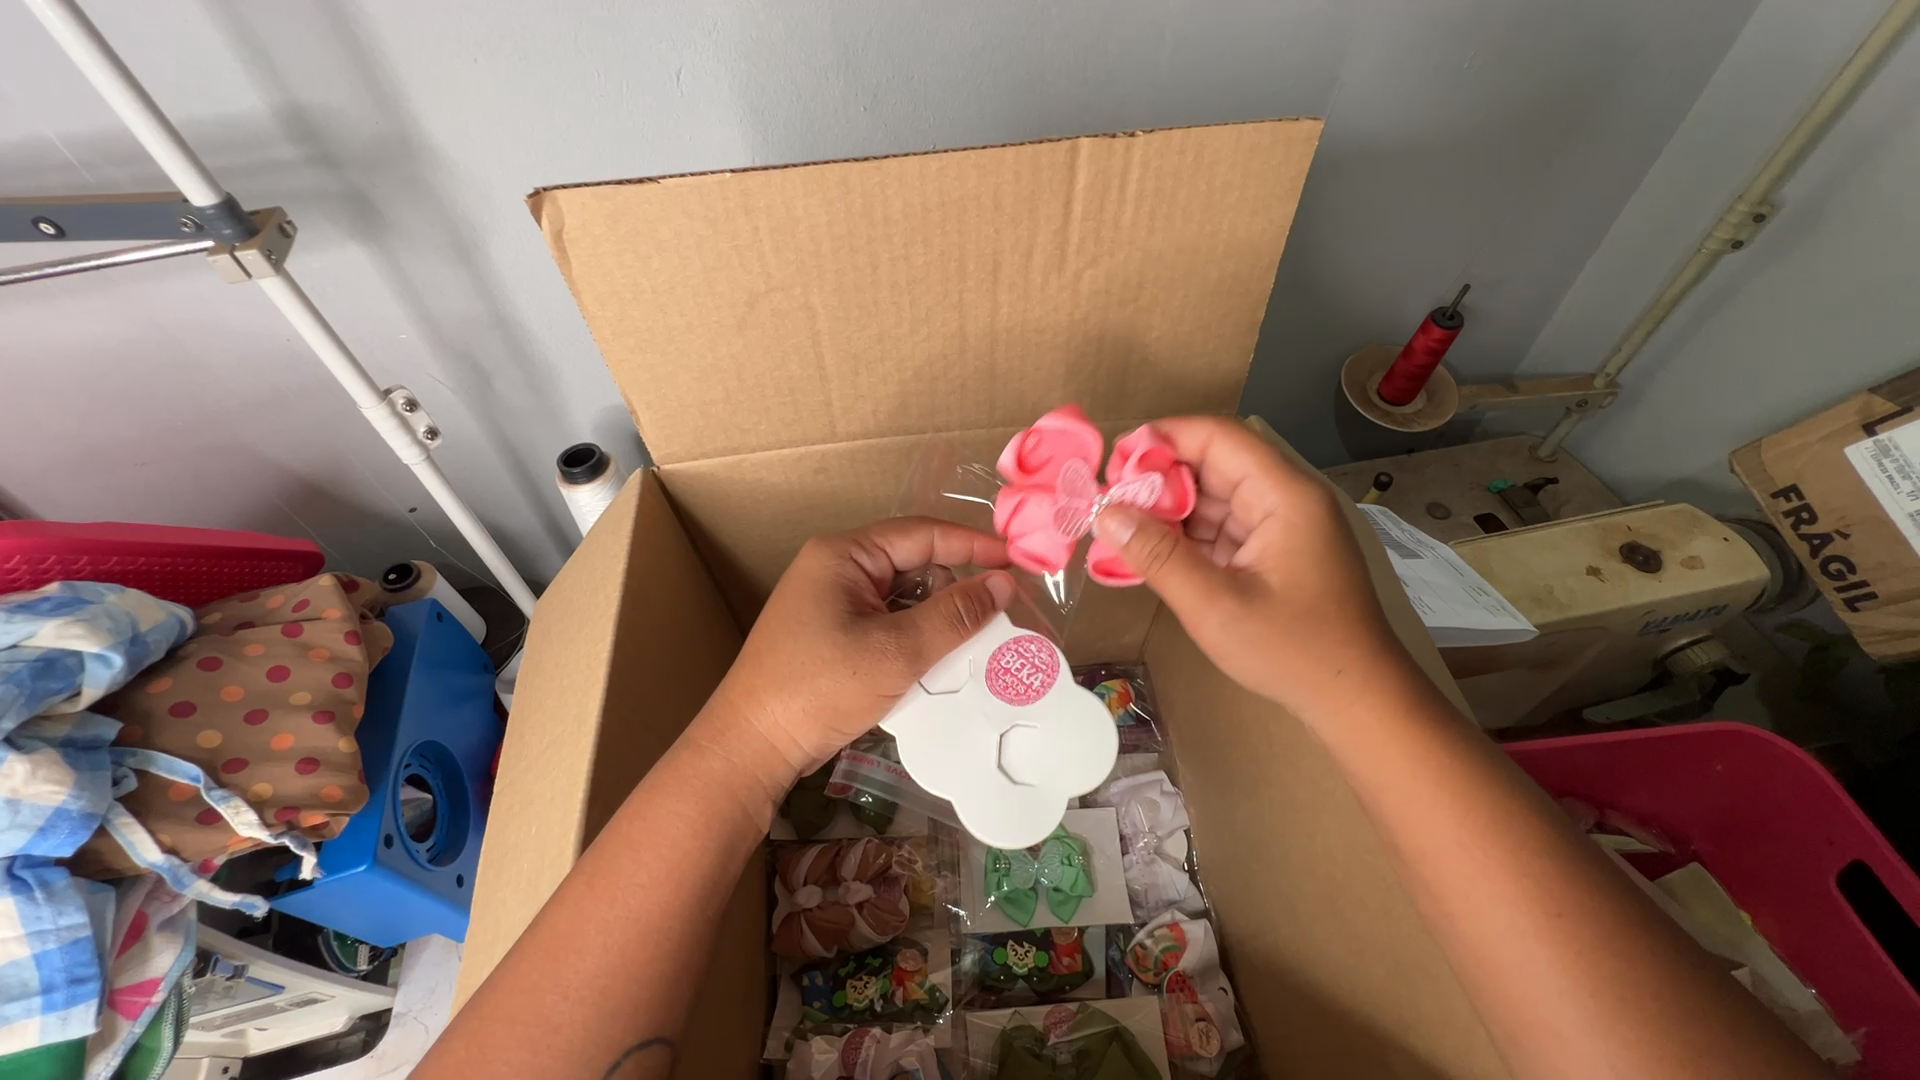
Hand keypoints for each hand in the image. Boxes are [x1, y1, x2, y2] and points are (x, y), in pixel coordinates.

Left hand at [702, 517, 1015, 794]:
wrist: (751, 747)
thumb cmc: (819, 689)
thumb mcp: (896, 651)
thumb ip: (954, 615)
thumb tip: (1004, 583)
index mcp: (843, 555)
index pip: (921, 534)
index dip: (973, 545)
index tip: (1018, 562)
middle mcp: (835, 568)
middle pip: (913, 563)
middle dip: (954, 587)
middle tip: (997, 615)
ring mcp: (831, 602)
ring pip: (902, 597)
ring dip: (936, 618)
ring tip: (972, 644)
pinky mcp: (831, 634)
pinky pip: (886, 622)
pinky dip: (914, 637)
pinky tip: (938, 662)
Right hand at [1092, 416, 1409, 717]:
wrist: (1355, 698)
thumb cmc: (1292, 650)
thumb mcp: (1213, 604)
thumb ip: (1156, 555)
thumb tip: (1105, 513)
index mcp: (1282, 495)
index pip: (1216, 438)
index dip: (1161, 439)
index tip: (1113, 463)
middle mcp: (1284, 499)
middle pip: (1212, 465)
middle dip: (1158, 481)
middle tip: (1108, 504)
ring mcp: (1280, 527)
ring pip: (1213, 498)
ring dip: (1168, 511)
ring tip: (1120, 531)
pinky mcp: (1272, 553)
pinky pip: (1221, 529)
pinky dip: (1186, 537)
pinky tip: (1151, 554)